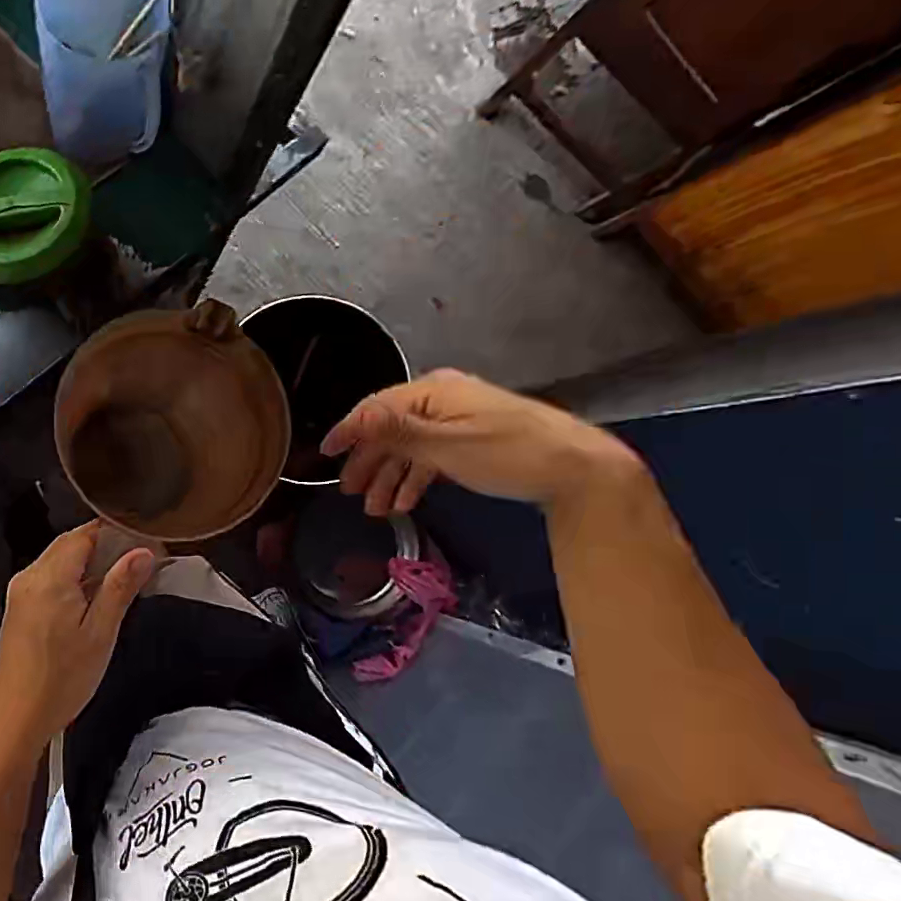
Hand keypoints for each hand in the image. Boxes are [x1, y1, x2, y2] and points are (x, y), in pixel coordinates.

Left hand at [0, 522, 154, 743]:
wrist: (13, 723)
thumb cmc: (60, 681)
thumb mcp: (100, 633)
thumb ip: (120, 587)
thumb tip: (143, 551)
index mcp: (49, 577)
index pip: (86, 533)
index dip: (118, 532)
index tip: (147, 541)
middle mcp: (30, 577)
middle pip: (71, 543)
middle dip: (106, 545)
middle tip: (142, 560)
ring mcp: (21, 593)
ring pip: (61, 560)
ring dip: (91, 563)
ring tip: (124, 579)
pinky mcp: (19, 610)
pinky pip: (50, 579)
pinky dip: (75, 579)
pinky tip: (94, 599)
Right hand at [320, 368, 643, 515]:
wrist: (576, 468)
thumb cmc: (508, 454)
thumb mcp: (447, 445)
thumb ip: (398, 432)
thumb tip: (357, 418)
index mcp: (433, 391)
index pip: (377, 408)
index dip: (348, 431)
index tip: (324, 454)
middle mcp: (442, 399)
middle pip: (391, 429)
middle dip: (369, 462)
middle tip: (349, 491)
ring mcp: (458, 420)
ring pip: (410, 447)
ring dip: (390, 476)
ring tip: (374, 509)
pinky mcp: (472, 441)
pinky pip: (432, 457)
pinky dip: (416, 478)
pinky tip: (405, 502)